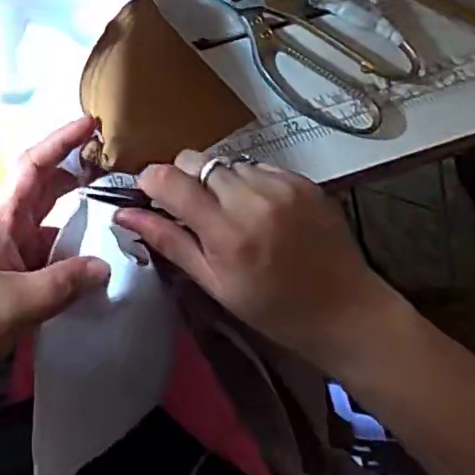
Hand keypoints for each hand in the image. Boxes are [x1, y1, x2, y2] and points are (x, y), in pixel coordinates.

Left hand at [0, 117, 110, 406]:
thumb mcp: (17, 302)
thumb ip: (64, 282)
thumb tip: (105, 265)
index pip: (32, 165)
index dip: (61, 140)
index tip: (92, 121)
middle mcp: (1, 224)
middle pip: (42, 186)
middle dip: (75, 171)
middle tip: (118, 168)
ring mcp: (4, 250)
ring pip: (46, 220)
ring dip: (76, 213)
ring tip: (117, 212)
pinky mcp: (8, 276)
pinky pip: (45, 252)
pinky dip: (69, 250)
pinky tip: (95, 262)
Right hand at [113, 151, 403, 370]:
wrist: (352, 315)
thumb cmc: (274, 309)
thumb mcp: (213, 283)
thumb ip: (167, 240)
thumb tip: (122, 214)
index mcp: (227, 232)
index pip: (167, 178)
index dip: (150, 182)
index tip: (151, 197)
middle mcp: (252, 200)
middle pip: (192, 159)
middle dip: (182, 178)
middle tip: (192, 208)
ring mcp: (281, 186)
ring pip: (222, 161)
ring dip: (215, 180)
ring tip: (230, 211)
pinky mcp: (301, 181)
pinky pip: (254, 165)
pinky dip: (245, 182)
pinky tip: (258, 210)